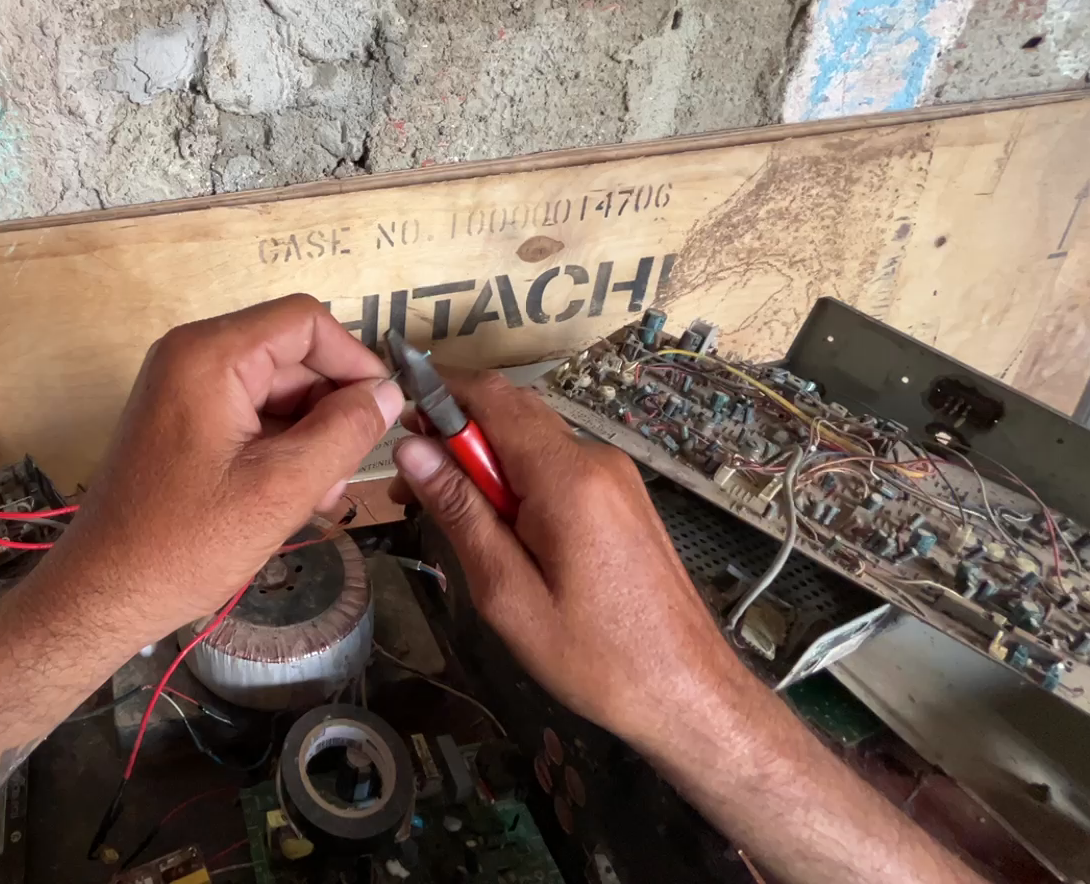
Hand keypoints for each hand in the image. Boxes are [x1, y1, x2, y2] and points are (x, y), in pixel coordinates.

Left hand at [40, 295, 403, 649]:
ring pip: (273, 389)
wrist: (103, 591)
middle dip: (329, 408)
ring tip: (321, 495)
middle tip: (347, 470)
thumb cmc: (186, 543)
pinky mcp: (182, 417)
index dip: (352, 360)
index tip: (381, 410)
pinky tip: (295, 493)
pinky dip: (278, 445)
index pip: (304, 322)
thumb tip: (387, 393)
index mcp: (209, 354)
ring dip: (308, 434)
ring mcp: (183, 385)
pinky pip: (247, 413)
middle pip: (289, 355)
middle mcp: (192, 355)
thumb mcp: (281, 488)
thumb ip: (344, 432)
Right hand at [388, 368, 752, 751]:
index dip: (438, 393)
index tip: (397, 423)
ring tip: (445, 511)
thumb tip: (409, 449)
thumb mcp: (506, 591)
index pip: (490, 397)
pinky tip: (496, 526)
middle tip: (411, 484)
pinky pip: (551, 464)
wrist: (692, 697)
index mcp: (566, 476)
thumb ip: (458, 511)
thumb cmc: (594, 656)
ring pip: (527, 438)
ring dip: (480, 458)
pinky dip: (512, 477)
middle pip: (509, 409)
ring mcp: (613, 475)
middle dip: (452, 431)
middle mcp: (594, 458)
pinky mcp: (619, 495)